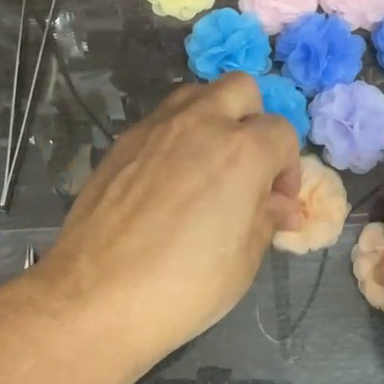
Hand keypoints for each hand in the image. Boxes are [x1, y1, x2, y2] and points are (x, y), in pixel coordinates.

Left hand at [33, 74, 301, 359]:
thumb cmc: (183, 286)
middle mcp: (200, 123)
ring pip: (196, 94)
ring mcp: (157, 126)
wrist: (96, 294)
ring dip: (212, 117)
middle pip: (240, 89)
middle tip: (246, 166)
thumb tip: (281, 206)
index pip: (281, 131)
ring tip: (207, 165)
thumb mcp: (243, 261)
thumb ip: (266, 219)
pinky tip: (169, 180)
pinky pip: (161, 120)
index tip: (277, 201)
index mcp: (241, 150)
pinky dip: (176, 135)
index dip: (287, 166)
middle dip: (252, 119)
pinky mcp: (124, 140)